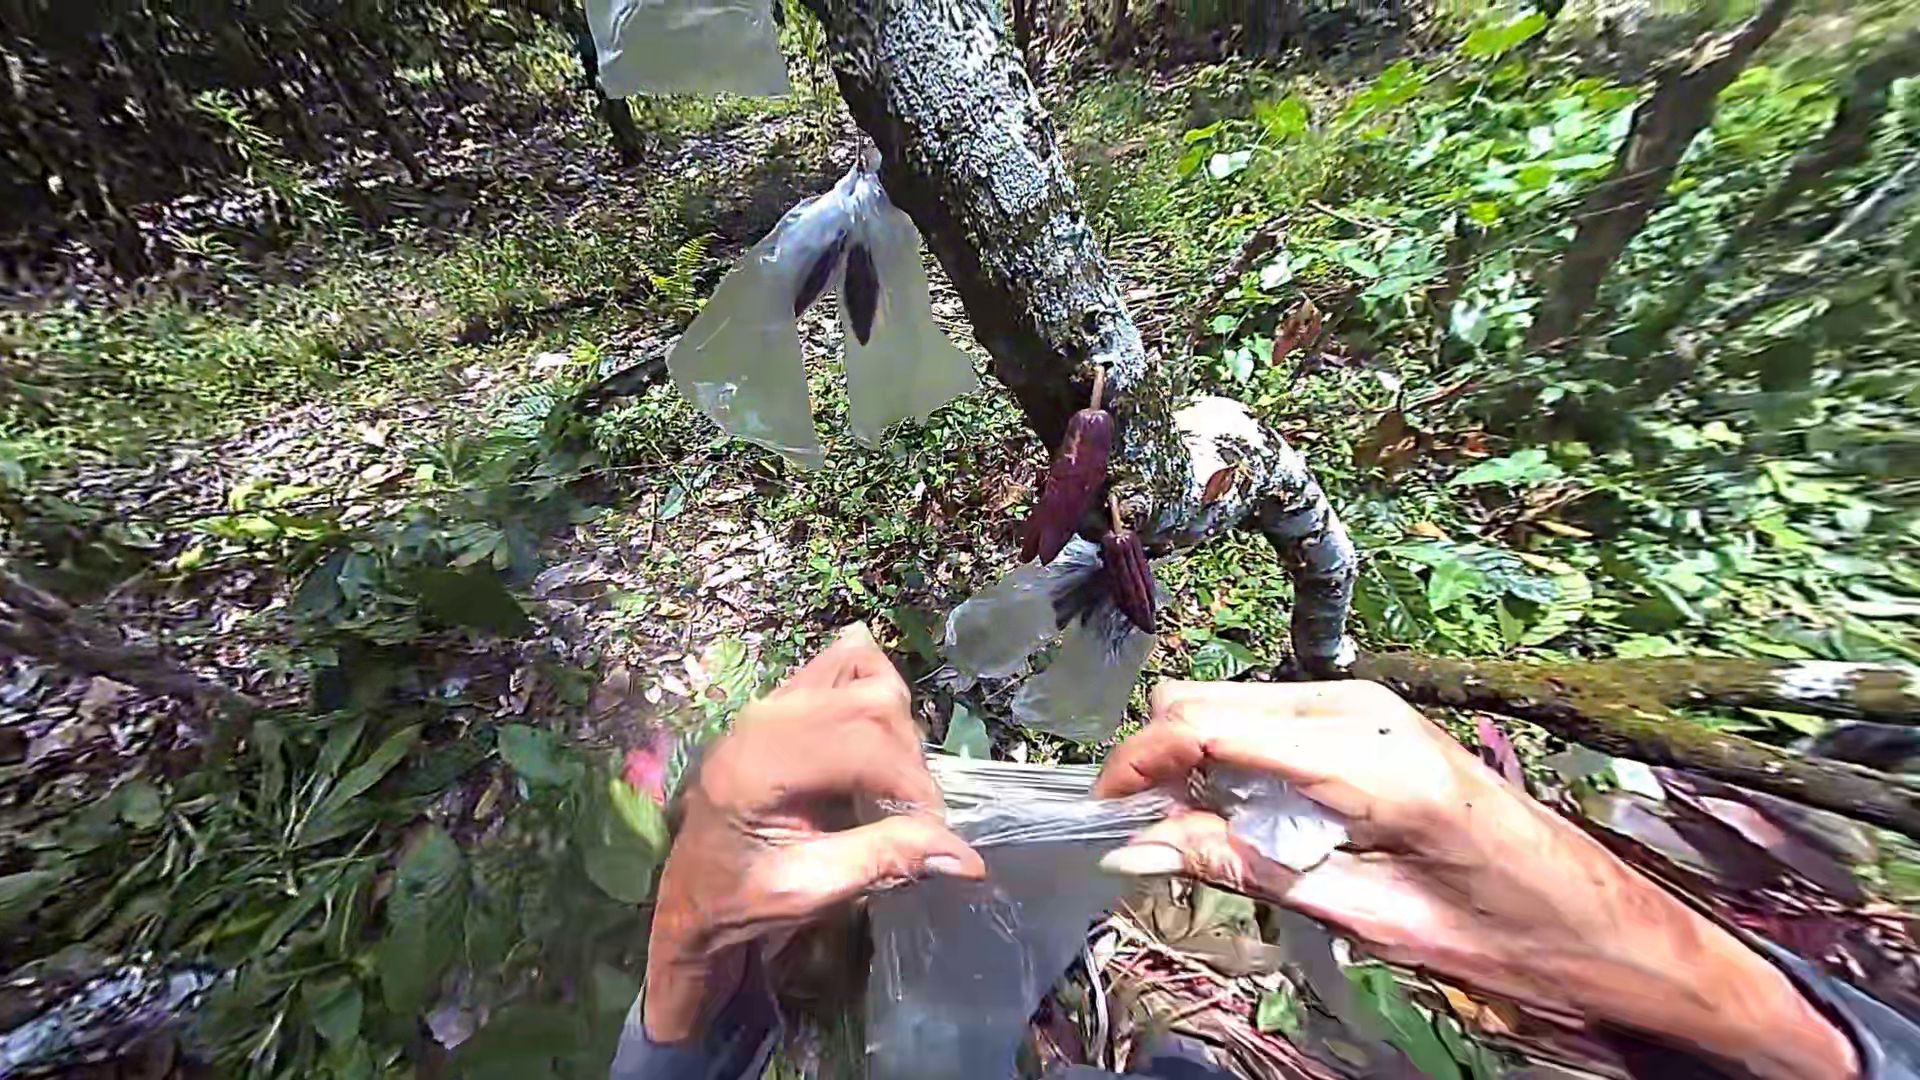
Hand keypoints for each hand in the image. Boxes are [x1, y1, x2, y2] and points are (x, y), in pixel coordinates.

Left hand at [643, 624, 984, 1041]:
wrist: (691, 891)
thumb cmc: (739, 900)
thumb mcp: (811, 890)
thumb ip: (887, 860)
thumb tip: (968, 859)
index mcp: (759, 764)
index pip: (863, 744)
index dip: (912, 782)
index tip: (932, 827)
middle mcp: (765, 714)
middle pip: (872, 698)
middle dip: (909, 753)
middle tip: (911, 806)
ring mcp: (772, 697)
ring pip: (864, 668)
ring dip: (896, 718)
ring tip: (891, 771)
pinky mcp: (782, 694)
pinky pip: (845, 659)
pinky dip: (874, 685)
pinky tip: (873, 730)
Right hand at [1094, 680, 1857, 1079]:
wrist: (1625, 928)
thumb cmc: (1511, 940)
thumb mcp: (1367, 918)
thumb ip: (1241, 867)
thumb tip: (1134, 850)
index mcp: (1368, 760)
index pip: (1211, 729)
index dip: (1141, 761)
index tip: (1105, 807)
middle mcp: (1352, 704)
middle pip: (1202, 700)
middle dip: (1158, 758)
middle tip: (1152, 828)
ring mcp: (1353, 695)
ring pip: (1219, 698)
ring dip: (1188, 756)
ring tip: (1201, 824)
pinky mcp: (1352, 703)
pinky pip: (1252, 710)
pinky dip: (1223, 751)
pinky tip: (1243, 804)